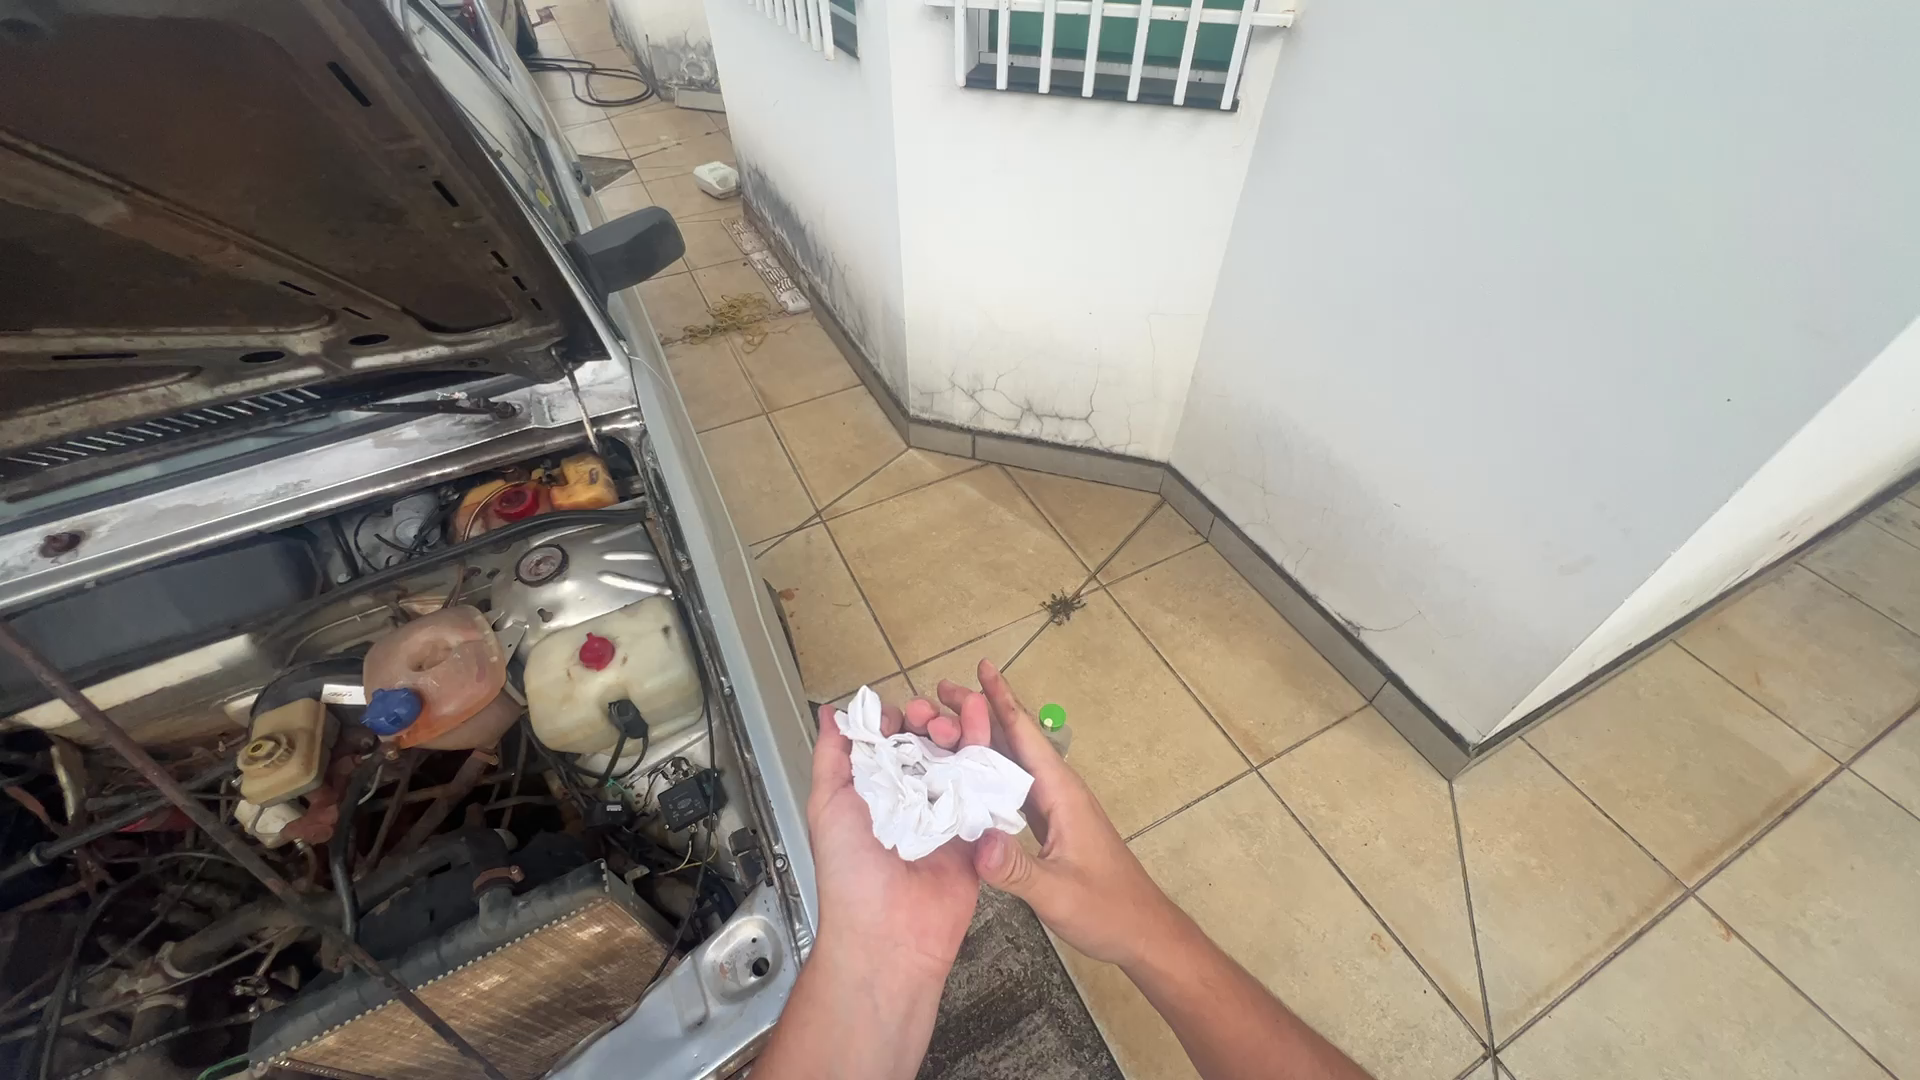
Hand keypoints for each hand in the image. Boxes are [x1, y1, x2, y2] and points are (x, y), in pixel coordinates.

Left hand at [805, 697, 984, 981]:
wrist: (888, 935)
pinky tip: (987, 724)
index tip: (898, 713)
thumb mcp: (827, 806)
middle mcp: (912, 795)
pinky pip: (985, 785)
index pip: (889, 740)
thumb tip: (831, 713)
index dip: (895, 719)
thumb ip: (832, 757)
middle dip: (929, 719)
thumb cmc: (849, 872)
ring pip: (957, 756)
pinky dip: (987, 751)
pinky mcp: (976, 828)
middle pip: (926, 743)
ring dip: (958, 728)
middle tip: (928, 715)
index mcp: (876, 789)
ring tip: (957, 716)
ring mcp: (945, 810)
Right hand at [952, 660, 1188, 969]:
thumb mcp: (1058, 892)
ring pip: (1011, 761)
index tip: (982, 666)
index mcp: (1060, 791)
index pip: (1026, 733)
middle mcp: (1056, 789)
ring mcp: (1053, 806)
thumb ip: (1017, 868)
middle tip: (940, 692)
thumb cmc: (1107, 908)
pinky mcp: (1049, 823)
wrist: (1141, 931)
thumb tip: (975, 840)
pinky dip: (987, 772)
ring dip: (980, 739)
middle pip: (1014, 738)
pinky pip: (1012, 786)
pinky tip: (966, 774)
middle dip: (980, 710)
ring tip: (944, 724)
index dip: (1002, 698)